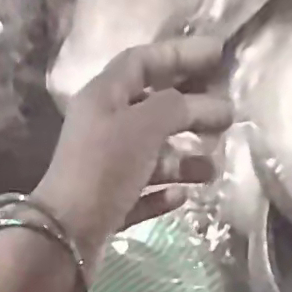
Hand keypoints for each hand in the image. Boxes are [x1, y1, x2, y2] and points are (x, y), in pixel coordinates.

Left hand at [33, 38, 232, 263]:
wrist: (66, 236)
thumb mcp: (143, 126)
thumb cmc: (103, 170)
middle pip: (152, 112)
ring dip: (183, 161)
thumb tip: (196, 103)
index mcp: (103, 98)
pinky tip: (182, 197)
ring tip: (212, 170)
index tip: (217, 56)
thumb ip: (174, 106)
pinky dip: (162, 194)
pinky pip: (141, 196)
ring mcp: (104, 172)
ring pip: (151, 159)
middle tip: (226, 120)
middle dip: (190, 113)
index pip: (142, 63)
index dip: (180, 56)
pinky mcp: (108, 209)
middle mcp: (103, 131)